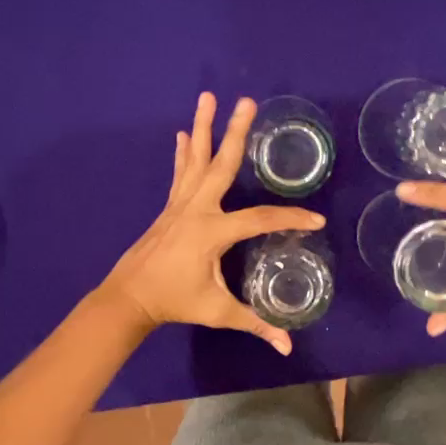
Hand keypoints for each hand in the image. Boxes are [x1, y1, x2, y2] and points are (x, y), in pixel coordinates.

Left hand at [101, 92, 325, 353]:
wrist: (129, 297)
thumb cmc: (174, 302)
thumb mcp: (217, 311)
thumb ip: (253, 323)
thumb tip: (286, 347)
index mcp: (212, 231)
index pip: (260, 219)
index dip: (290, 218)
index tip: (316, 220)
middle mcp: (196, 208)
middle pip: (221, 163)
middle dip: (236, 132)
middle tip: (247, 100)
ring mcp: (180, 204)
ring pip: (196, 158)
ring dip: (204, 126)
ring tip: (208, 96)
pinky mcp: (170, 207)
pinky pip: (180, 172)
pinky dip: (185, 152)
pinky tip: (186, 133)